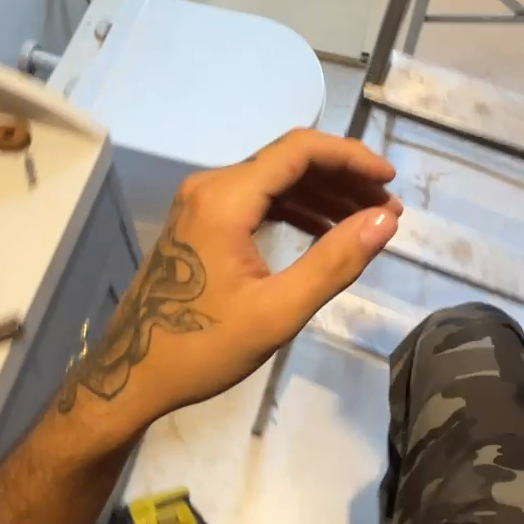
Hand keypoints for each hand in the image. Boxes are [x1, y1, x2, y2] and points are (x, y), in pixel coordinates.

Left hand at [56, 129, 402, 447]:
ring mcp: (203, 201)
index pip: (299, 150)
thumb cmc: (202, 347)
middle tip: (387, 210)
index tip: (390, 181)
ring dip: (323, 194)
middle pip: (289, 160)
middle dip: (343, 178)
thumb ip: (335, 262)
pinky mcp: (202, 219)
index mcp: (225, 198)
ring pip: (275, 179)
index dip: (351, 157)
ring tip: (367, 221)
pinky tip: (326, 231)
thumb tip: (386, 221)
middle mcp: (211, 186)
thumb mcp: (277, 312)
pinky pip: (258, 199)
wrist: (133, 373)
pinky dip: (296, 209)